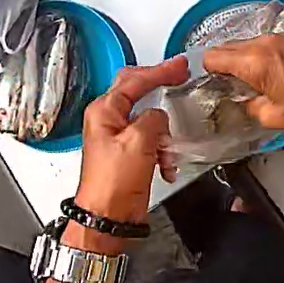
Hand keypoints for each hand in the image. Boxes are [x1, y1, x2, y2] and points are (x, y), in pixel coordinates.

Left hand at [74, 57, 189, 224]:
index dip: (159, 70)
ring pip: (148, 119)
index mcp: (103, 111)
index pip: (134, 80)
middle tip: (180, 76)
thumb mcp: (138, 143)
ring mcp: (117, 136)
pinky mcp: (127, 153)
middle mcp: (107, 120)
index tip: (179, 65)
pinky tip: (165, 165)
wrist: (108, 217)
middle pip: (137, 92)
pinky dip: (162, 151)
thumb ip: (153, 119)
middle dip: (160, 87)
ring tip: (168, 148)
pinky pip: (150, 141)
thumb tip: (160, 115)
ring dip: (164, 133)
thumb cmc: (112, 184)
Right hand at [202, 34, 283, 130]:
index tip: (210, 83)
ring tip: (249, 79)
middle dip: (221, 63)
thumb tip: (244, 100)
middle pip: (226, 46)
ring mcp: (279, 38)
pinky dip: (257, 54)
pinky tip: (268, 71)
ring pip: (244, 43)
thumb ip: (250, 106)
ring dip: (240, 58)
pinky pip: (263, 43)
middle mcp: (262, 44)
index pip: (212, 57)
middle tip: (226, 84)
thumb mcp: (273, 117)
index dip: (206, 70)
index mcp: (253, 62)